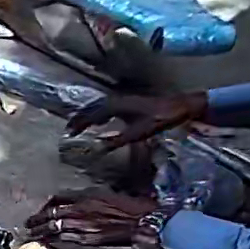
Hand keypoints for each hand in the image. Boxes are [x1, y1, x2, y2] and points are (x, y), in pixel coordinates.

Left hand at [25, 190, 158, 247]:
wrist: (146, 222)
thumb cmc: (134, 209)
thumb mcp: (111, 196)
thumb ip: (94, 200)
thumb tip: (84, 203)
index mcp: (88, 197)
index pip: (59, 199)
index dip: (47, 205)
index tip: (42, 209)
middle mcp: (82, 210)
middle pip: (52, 214)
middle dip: (37, 219)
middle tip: (27, 223)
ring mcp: (83, 225)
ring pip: (54, 228)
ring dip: (40, 231)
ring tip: (30, 234)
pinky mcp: (87, 239)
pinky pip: (64, 239)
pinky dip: (52, 240)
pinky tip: (45, 242)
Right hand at [66, 90, 209, 149]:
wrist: (181, 106)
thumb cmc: (160, 119)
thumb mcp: (138, 133)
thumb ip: (116, 140)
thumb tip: (97, 148)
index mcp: (116, 105)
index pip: (91, 114)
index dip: (79, 123)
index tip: (68, 132)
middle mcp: (117, 100)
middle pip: (93, 108)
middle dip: (80, 118)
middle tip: (69, 129)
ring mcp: (124, 99)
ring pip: (100, 107)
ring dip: (89, 116)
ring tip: (80, 125)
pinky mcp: (130, 102)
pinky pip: (108, 107)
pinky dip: (99, 114)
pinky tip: (100, 121)